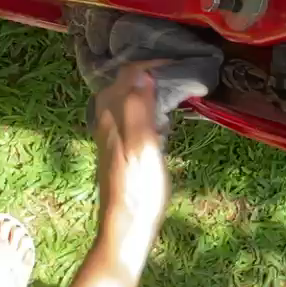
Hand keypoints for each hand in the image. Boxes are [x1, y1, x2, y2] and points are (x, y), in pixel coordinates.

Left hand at [91, 62, 168, 250]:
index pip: (129, 73)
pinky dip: (146, 108)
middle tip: (179, 76)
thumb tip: (142, 72)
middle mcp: (105, 119)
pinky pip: (130, 115)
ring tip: (174, 92)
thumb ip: (139, 107)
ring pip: (126, 98)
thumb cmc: (139, 187)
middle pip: (125, 82)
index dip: (153, 64)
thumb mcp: (143, 145)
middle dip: (150, 73)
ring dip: (148, 90)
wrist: (126, 223)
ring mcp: (109, 133)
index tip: (179, 65)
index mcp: (112, 114)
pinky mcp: (117, 147)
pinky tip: (161, 119)